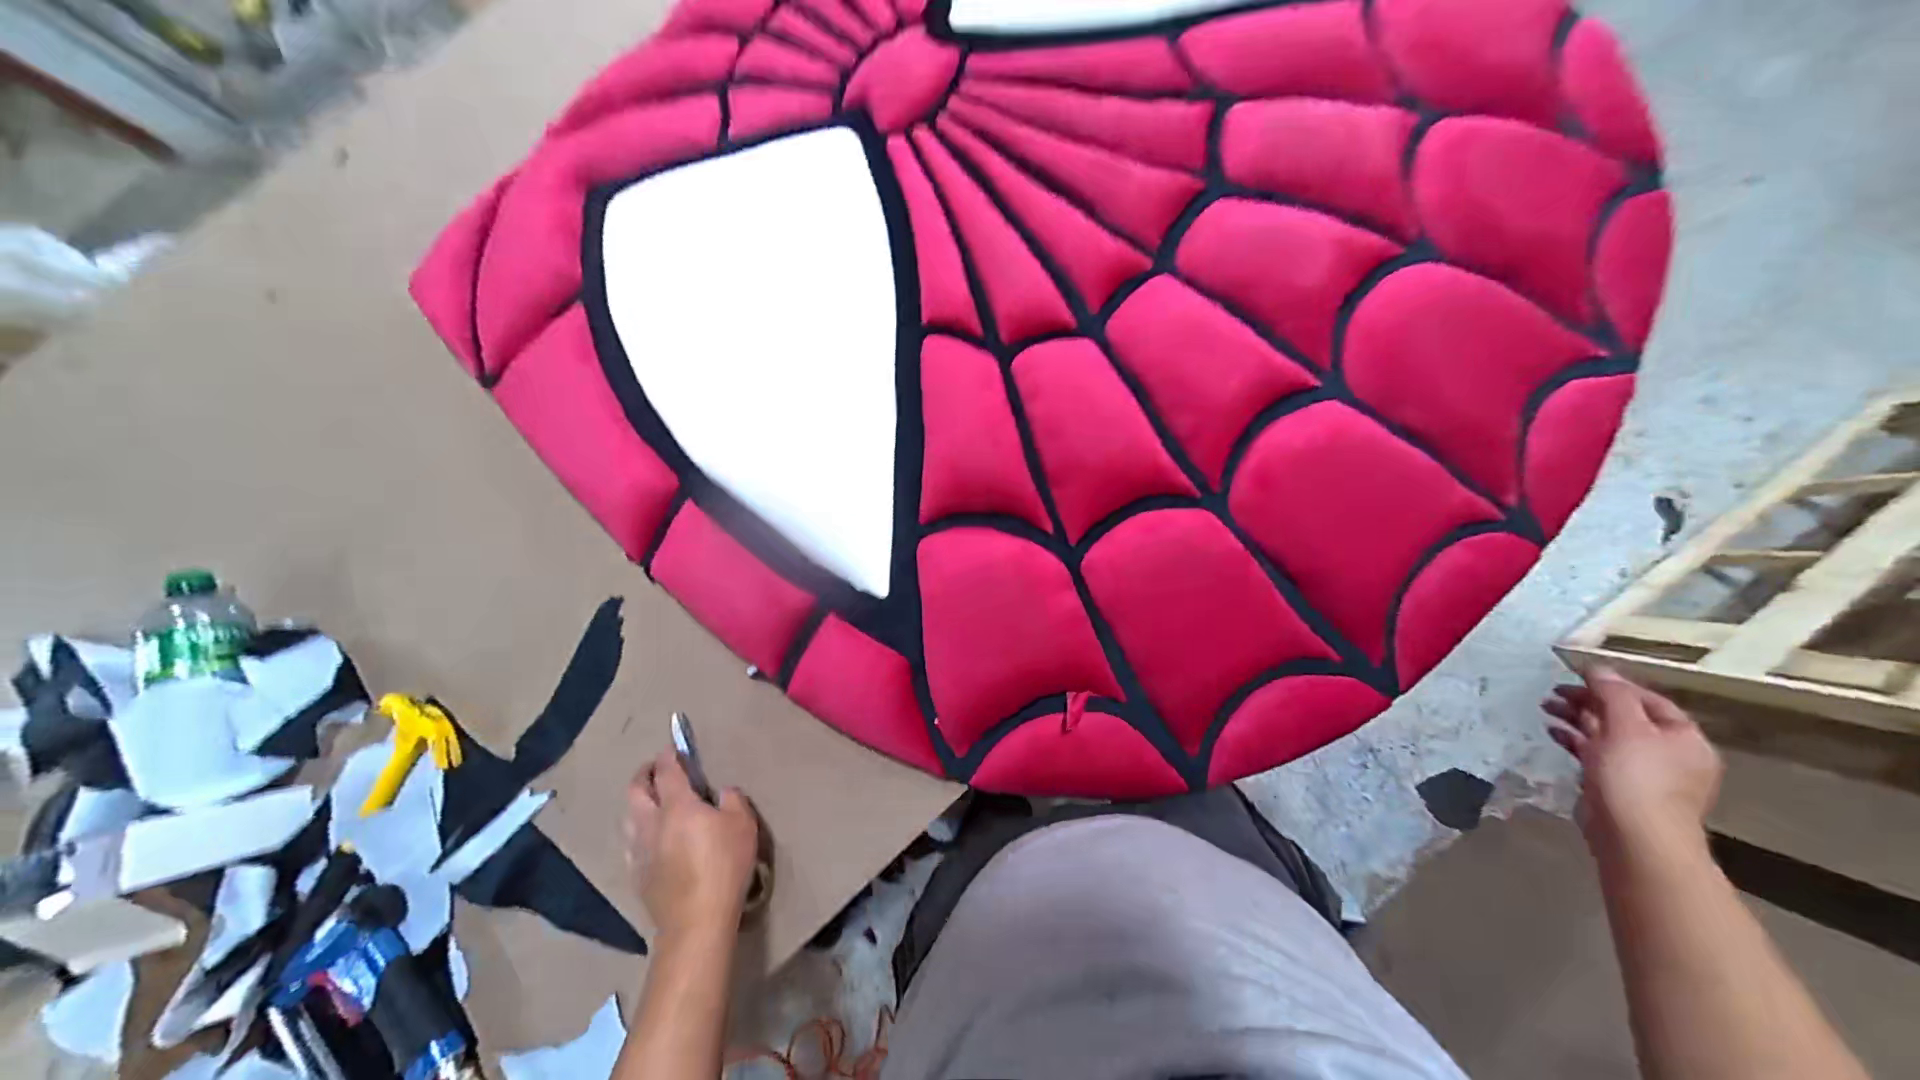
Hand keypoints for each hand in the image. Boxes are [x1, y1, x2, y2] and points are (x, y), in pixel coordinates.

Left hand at [624, 749, 760, 943]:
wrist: (696, 920)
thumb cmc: (724, 865)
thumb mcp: (743, 825)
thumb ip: (732, 801)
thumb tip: (722, 793)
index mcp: (677, 806)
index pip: (666, 771)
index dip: (668, 756)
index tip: (672, 748)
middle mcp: (651, 822)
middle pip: (636, 790)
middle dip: (643, 774)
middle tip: (655, 769)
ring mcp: (639, 850)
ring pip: (628, 816)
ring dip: (638, 803)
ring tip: (651, 802)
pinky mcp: (636, 874)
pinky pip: (631, 842)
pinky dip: (638, 830)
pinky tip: (650, 838)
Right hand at [1542, 665, 1722, 857]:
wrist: (1634, 836)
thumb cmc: (1636, 777)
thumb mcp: (1626, 727)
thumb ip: (1612, 694)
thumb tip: (1598, 669)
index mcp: (1683, 737)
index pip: (1647, 699)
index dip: (1612, 685)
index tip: (1576, 675)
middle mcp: (1668, 753)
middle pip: (1625, 716)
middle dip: (1588, 701)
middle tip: (1553, 692)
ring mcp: (1642, 772)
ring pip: (1606, 735)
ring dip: (1576, 718)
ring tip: (1545, 707)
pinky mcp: (1617, 786)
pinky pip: (1595, 754)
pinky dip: (1574, 740)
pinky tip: (1552, 732)